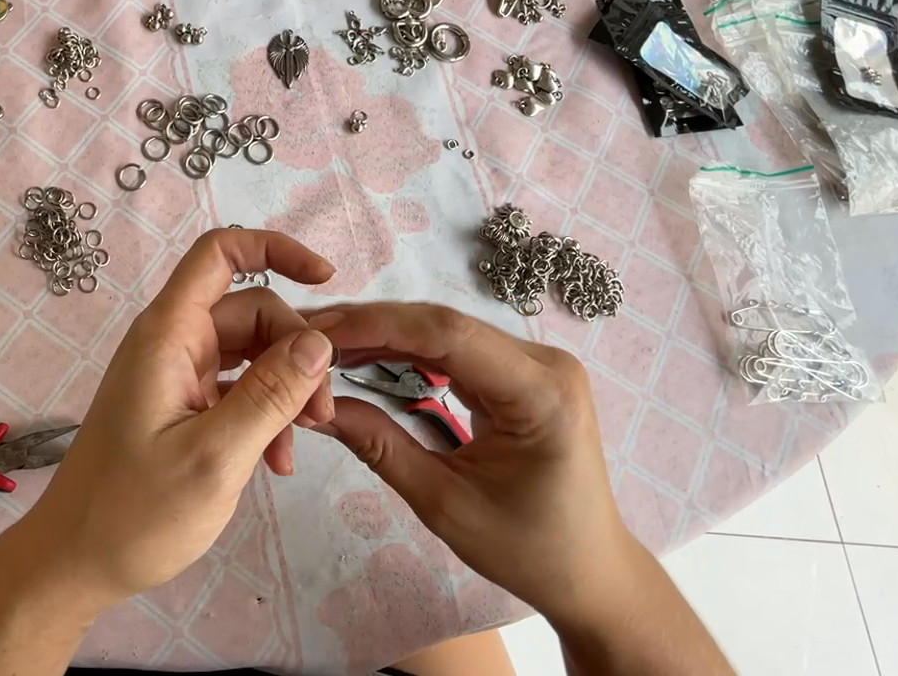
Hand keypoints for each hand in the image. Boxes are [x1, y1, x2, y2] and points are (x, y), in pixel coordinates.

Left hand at [23, 229, 339, 605]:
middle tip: (321, 415)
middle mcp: (173, 341)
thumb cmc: (136, 511)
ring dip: (284, 390)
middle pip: (251, 311)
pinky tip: (277, 462)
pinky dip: (263, 415)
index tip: (326, 278)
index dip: (273, 249)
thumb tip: (318, 341)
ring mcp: (177, 373)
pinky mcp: (182, 404)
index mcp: (169, 333)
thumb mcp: (216, 455)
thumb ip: (271, 394)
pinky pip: (237, 388)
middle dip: (295, 352)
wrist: (76, 561)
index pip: (219, 254)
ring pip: (251, 352)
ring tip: (299, 447)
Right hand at [309, 303, 638, 625]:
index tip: (318, 328)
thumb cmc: (527, 549)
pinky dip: (404, 349)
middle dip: (371, 325)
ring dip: (382, 333)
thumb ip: (379, 446)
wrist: (590, 574)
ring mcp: (533, 362)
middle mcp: (543, 361)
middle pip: (442, 324)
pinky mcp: (517, 370)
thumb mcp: (444, 503)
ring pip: (442, 330)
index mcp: (540, 393)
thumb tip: (312, 407)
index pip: (447, 335)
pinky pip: (452, 347)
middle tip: (307, 329)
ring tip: (324, 340)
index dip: (377, 324)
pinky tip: (362, 352)